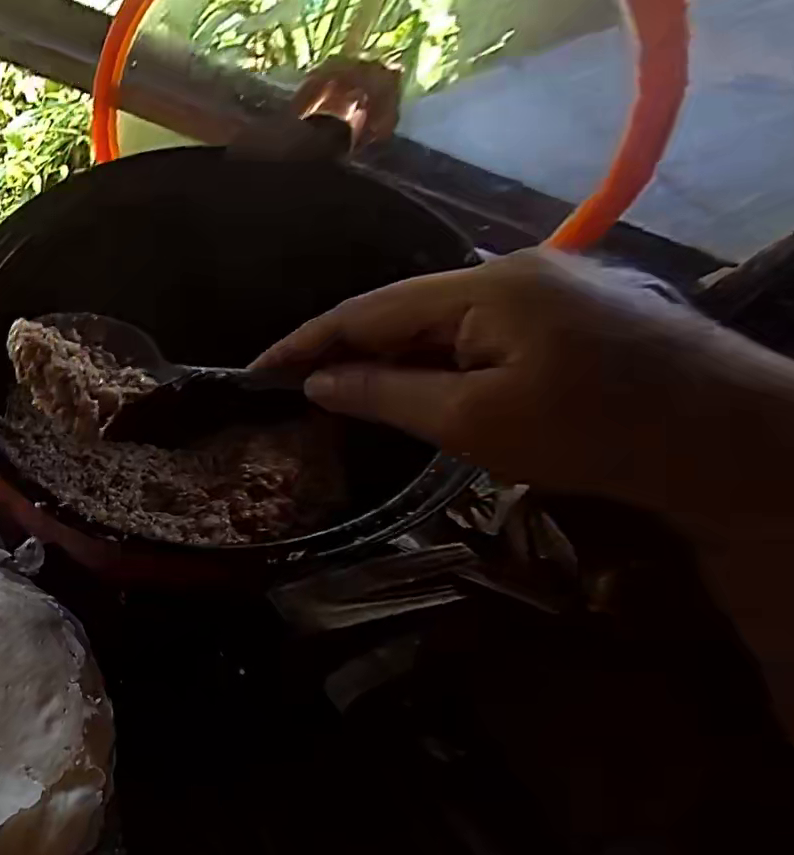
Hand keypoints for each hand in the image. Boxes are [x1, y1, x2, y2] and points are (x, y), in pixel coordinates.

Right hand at [253, 248, 793, 538]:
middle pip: (395, 310)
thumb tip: (315, 381)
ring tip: (326, 389)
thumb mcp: (467, 421)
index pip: (365, 311)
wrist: (740, 443)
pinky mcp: (563, 312)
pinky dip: (421, 358)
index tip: (252, 374)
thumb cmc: (593, 432)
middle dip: (334, 348)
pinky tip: (397, 384)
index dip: (301, 343)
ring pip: (429, 321)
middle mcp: (513, 273)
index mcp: (487, 290)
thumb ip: (380, 393)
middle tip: (282, 388)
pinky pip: (466, 330)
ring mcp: (544, 288)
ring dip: (377, 355)